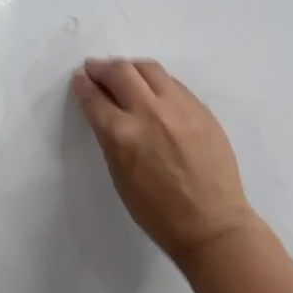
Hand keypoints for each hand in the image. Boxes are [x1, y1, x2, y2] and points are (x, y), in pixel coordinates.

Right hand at [73, 58, 262, 269]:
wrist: (212, 224)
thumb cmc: (158, 212)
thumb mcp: (120, 175)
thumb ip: (111, 137)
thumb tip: (106, 112)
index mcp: (122, 135)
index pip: (94, 98)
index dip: (83, 85)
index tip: (80, 79)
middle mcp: (149, 112)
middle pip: (120, 71)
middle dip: (102, 68)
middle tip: (95, 69)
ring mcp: (179, 107)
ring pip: (149, 68)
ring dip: (130, 68)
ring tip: (124, 74)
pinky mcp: (201, 108)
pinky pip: (173, 83)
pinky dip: (156, 81)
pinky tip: (153, 90)